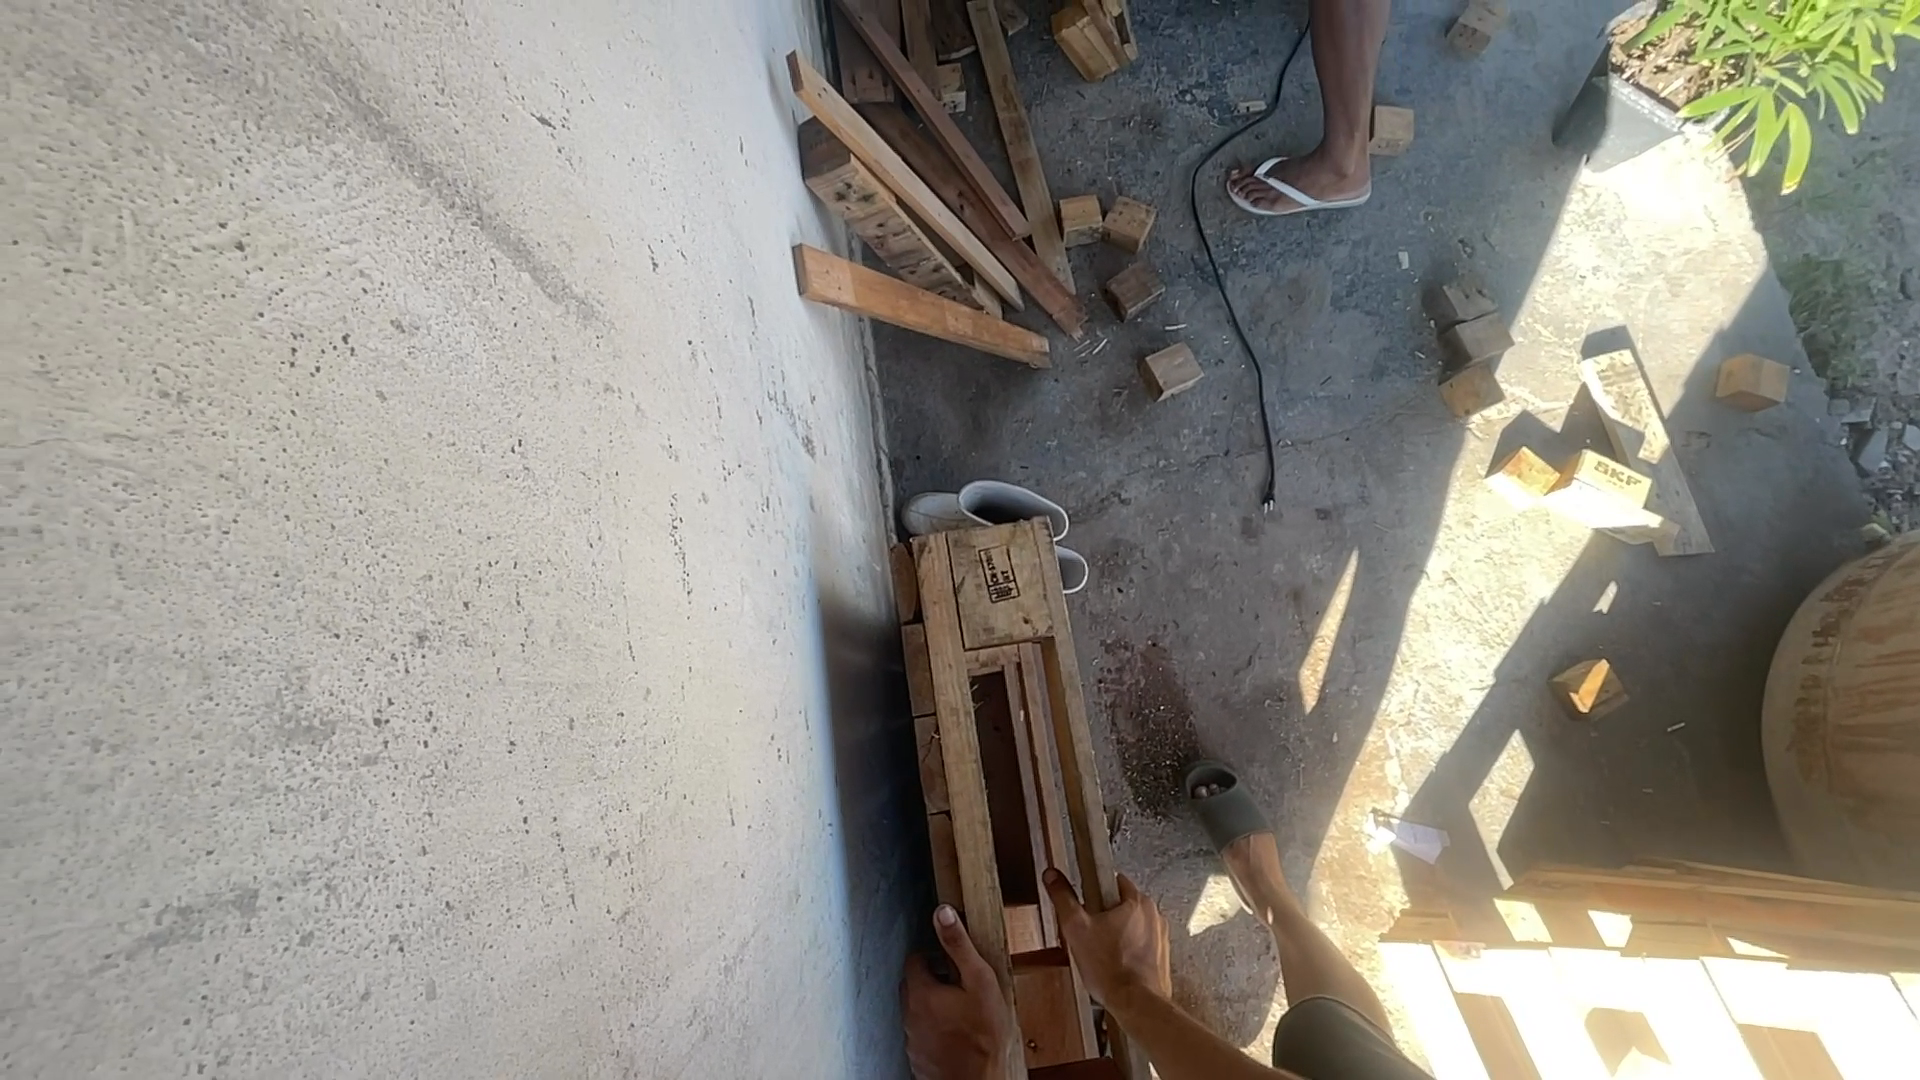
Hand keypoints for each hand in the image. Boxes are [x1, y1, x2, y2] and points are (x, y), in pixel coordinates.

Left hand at [901, 905, 1013, 1079]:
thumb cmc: (983, 1038)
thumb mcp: (979, 981)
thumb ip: (959, 944)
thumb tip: (943, 912)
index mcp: (921, 993)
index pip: (914, 959)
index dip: (933, 955)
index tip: (951, 960)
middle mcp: (910, 1016)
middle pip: (912, 983)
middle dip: (932, 977)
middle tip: (958, 982)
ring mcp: (913, 1041)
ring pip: (916, 1009)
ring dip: (932, 1003)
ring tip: (960, 1007)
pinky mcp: (919, 1059)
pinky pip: (921, 1033)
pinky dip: (933, 1027)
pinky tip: (955, 1031)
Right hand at [1043, 868, 1170, 1008]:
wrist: (1136, 1006)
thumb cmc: (1110, 968)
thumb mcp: (1076, 928)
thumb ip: (1063, 898)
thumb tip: (1052, 876)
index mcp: (1137, 901)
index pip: (1114, 881)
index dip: (1096, 890)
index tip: (1087, 905)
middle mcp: (1154, 915)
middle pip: (1123, 904)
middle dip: (1106, 915)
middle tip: (1090, 932)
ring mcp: (1161, 938)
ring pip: (1133, 926)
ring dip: (1119, 934)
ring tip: (1102, 952)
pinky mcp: (1162, 958)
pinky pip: (1142, 946)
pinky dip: (1130, 951)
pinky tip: (1115, 965)